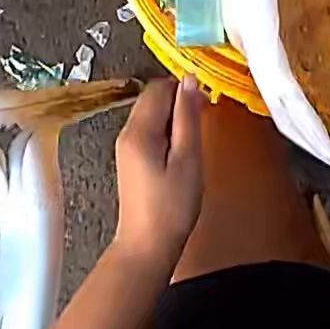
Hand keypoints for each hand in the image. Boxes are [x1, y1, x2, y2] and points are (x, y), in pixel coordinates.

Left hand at [112, 78, 204, 264]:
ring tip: (194, 135)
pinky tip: (181, 147)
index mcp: (139, 130)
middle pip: (153, 96)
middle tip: (202, 116)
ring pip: (151, 110)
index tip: (204, 101)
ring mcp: (126, 146)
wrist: (146, 248)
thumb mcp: (188, 157)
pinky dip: (167, 127)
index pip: (159, 86)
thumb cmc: (171, 206)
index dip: (183, 87)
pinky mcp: (131, 157)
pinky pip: (149, 127)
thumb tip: (190, 80)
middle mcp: (127, 133)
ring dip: (174, 113)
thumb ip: (188, 115)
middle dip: (179, 98)